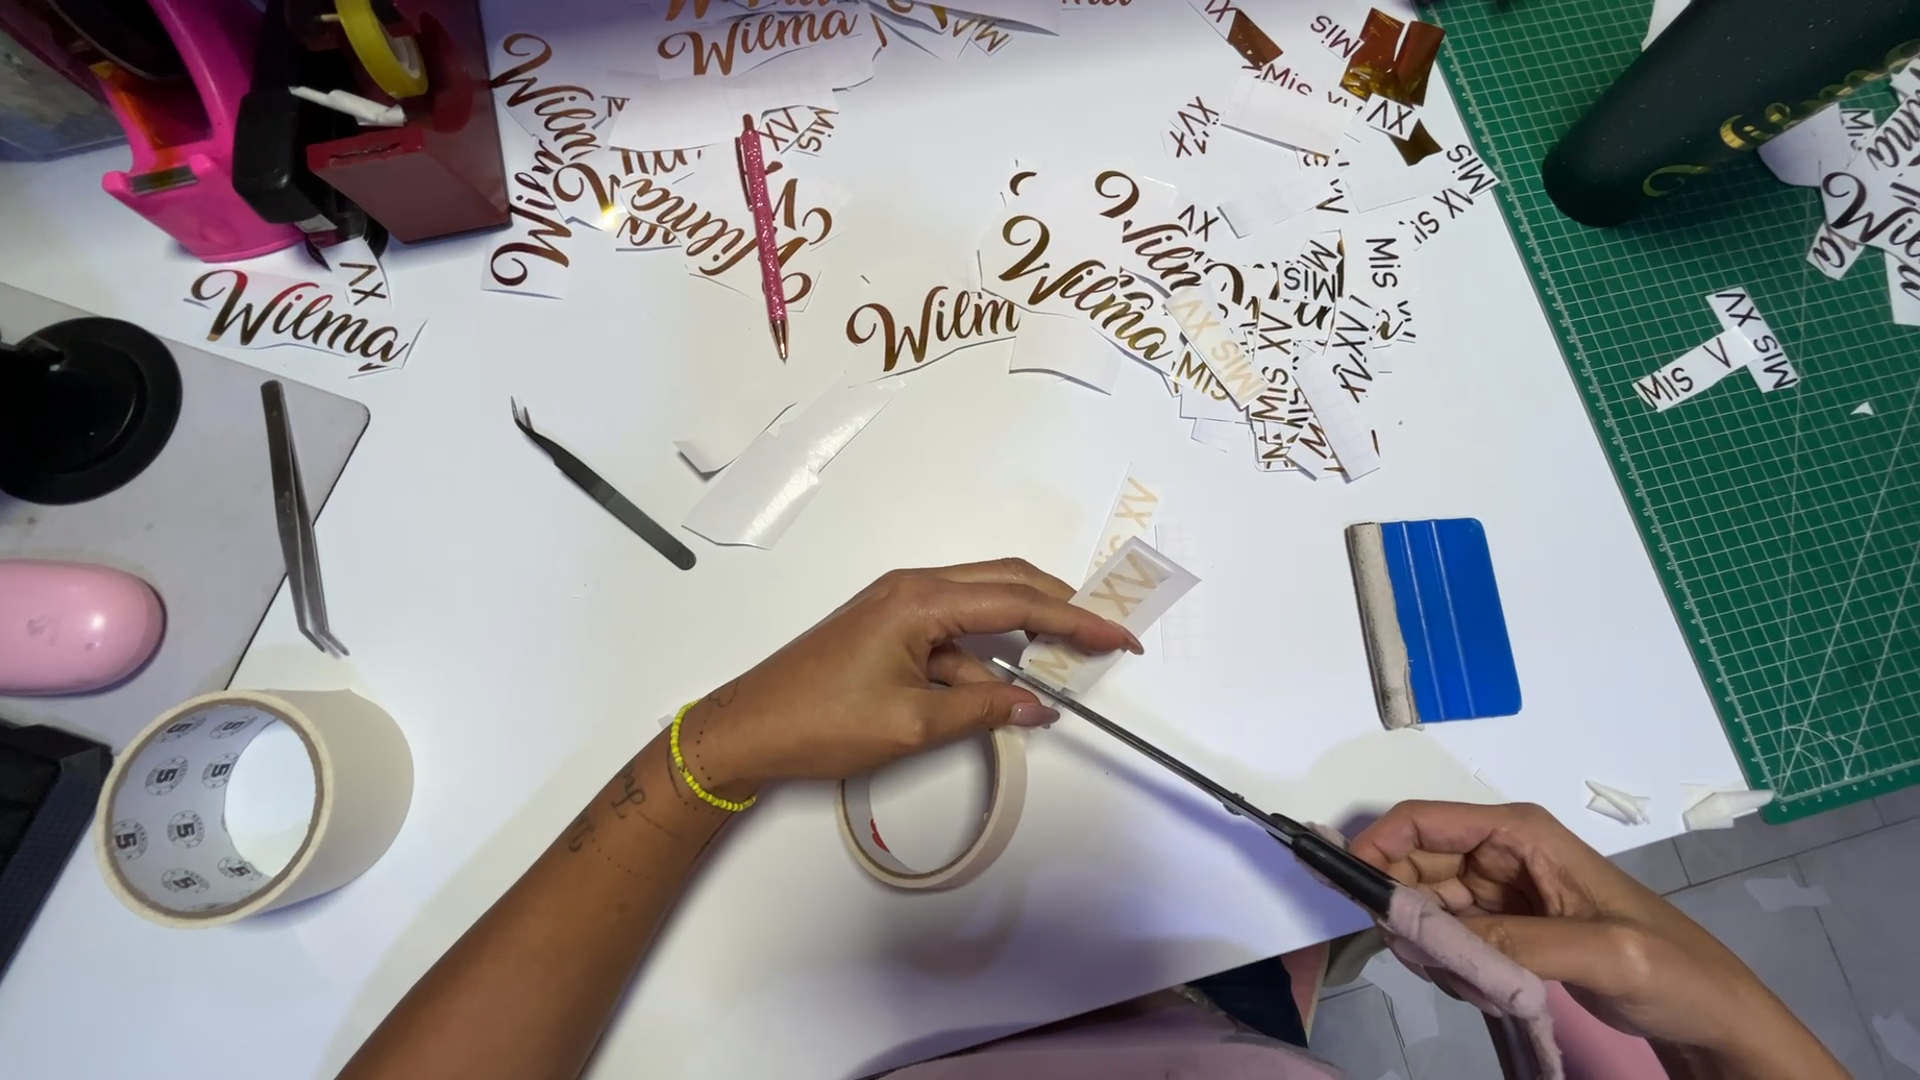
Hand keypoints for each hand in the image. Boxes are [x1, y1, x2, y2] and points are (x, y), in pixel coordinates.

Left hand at [676, 558, 1139, 798]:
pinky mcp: (888, 624)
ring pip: (980, 604)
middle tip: (1100, 635)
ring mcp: (898, 602)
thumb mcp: (913, 724)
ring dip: (1018, 633)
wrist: (747, 728)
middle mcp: (913, 586)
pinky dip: (981, 652)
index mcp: (921, 599)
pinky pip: (951, 629)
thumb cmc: (822, 723)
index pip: (1018, 601)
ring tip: (1058, 665)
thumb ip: (982, 708)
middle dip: (1057, 606)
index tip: (1119, 636)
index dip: (1076, 619)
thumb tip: (1038, 706)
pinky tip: (996, 686)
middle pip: (1005, 582)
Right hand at [1349, 801, 1844, 1077]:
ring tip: (1477, 986)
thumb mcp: (1604, 953)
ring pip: (1425, 902)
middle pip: (1414, 863)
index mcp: (1516, 832)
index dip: (1377, 844)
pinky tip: (1488, 989)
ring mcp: (1496, 887)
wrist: (1717, 1019)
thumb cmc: (1674, 968)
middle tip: (1422, 958)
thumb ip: (1513, 941)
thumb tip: (1428, 937)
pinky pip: (1448, 933)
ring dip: (1435, 944)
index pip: (1421, 821)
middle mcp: (1497, 849)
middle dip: (1409, 909)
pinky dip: (1452, 962)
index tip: (1354, 888)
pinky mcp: (1498, 922)